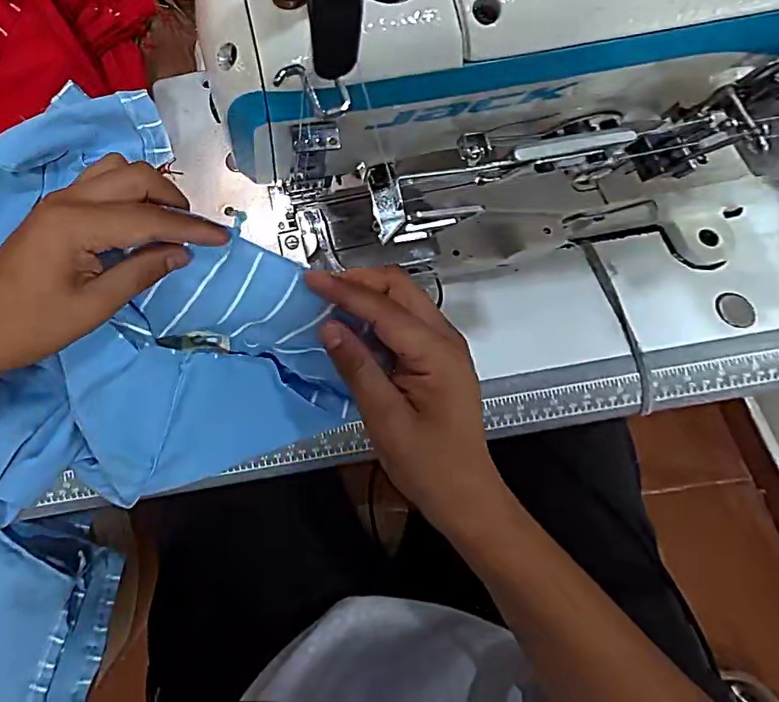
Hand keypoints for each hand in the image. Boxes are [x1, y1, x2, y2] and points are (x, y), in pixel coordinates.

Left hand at [0, 155, 228, 425]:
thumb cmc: (29, 327)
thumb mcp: (92, 308)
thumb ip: (140, 272)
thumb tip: (181, 252)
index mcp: (76, 223)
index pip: (148, 216)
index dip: (190, 227)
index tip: (223, 239)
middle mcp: (68, 199)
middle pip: (135, 177)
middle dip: (172, 198)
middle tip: (194, 230)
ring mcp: (57, 200)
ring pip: (115, 170)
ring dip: (148, 187)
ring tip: (167, 219)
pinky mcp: (52, 209)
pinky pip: (98, 181)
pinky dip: (126, 190)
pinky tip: (134, 217)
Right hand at [305, 267, 508, 537]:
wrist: (467, 498)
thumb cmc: (430, 466)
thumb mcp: (385, 419)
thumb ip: (357, 367)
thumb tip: (329, 327)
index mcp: (436, 352)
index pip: (383, 307)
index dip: (343, 290)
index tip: (312, 280)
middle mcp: (445, 339)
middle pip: (398, 287)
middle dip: (357, 281)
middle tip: (320, 290)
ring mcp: (443, 346)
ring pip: (402, 298)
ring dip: (367, 295)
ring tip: (330, 304)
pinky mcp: (436, 357)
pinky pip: (404, 319)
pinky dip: (376, 314)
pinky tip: (353, 328)